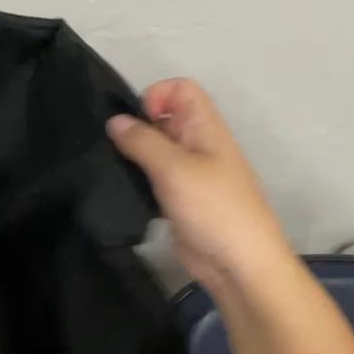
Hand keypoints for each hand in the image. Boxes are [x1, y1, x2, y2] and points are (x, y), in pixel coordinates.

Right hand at [106, 79, 290, 285]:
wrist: (238, 264)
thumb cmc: (213, 208)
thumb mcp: (174, 168)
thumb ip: (142, 141)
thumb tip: (115, 121)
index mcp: (206, 128)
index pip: (180, 89)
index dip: (156, 95)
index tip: (138, 122)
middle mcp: (197, 144)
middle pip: (164, 117)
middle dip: (138, 125)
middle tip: (116, 148)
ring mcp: (188, 173)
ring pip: (155, 149)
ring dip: (134, 154)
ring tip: (115, 169)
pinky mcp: (178, 198)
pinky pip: (153, 177)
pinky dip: (137, 179)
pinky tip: (123, 191)